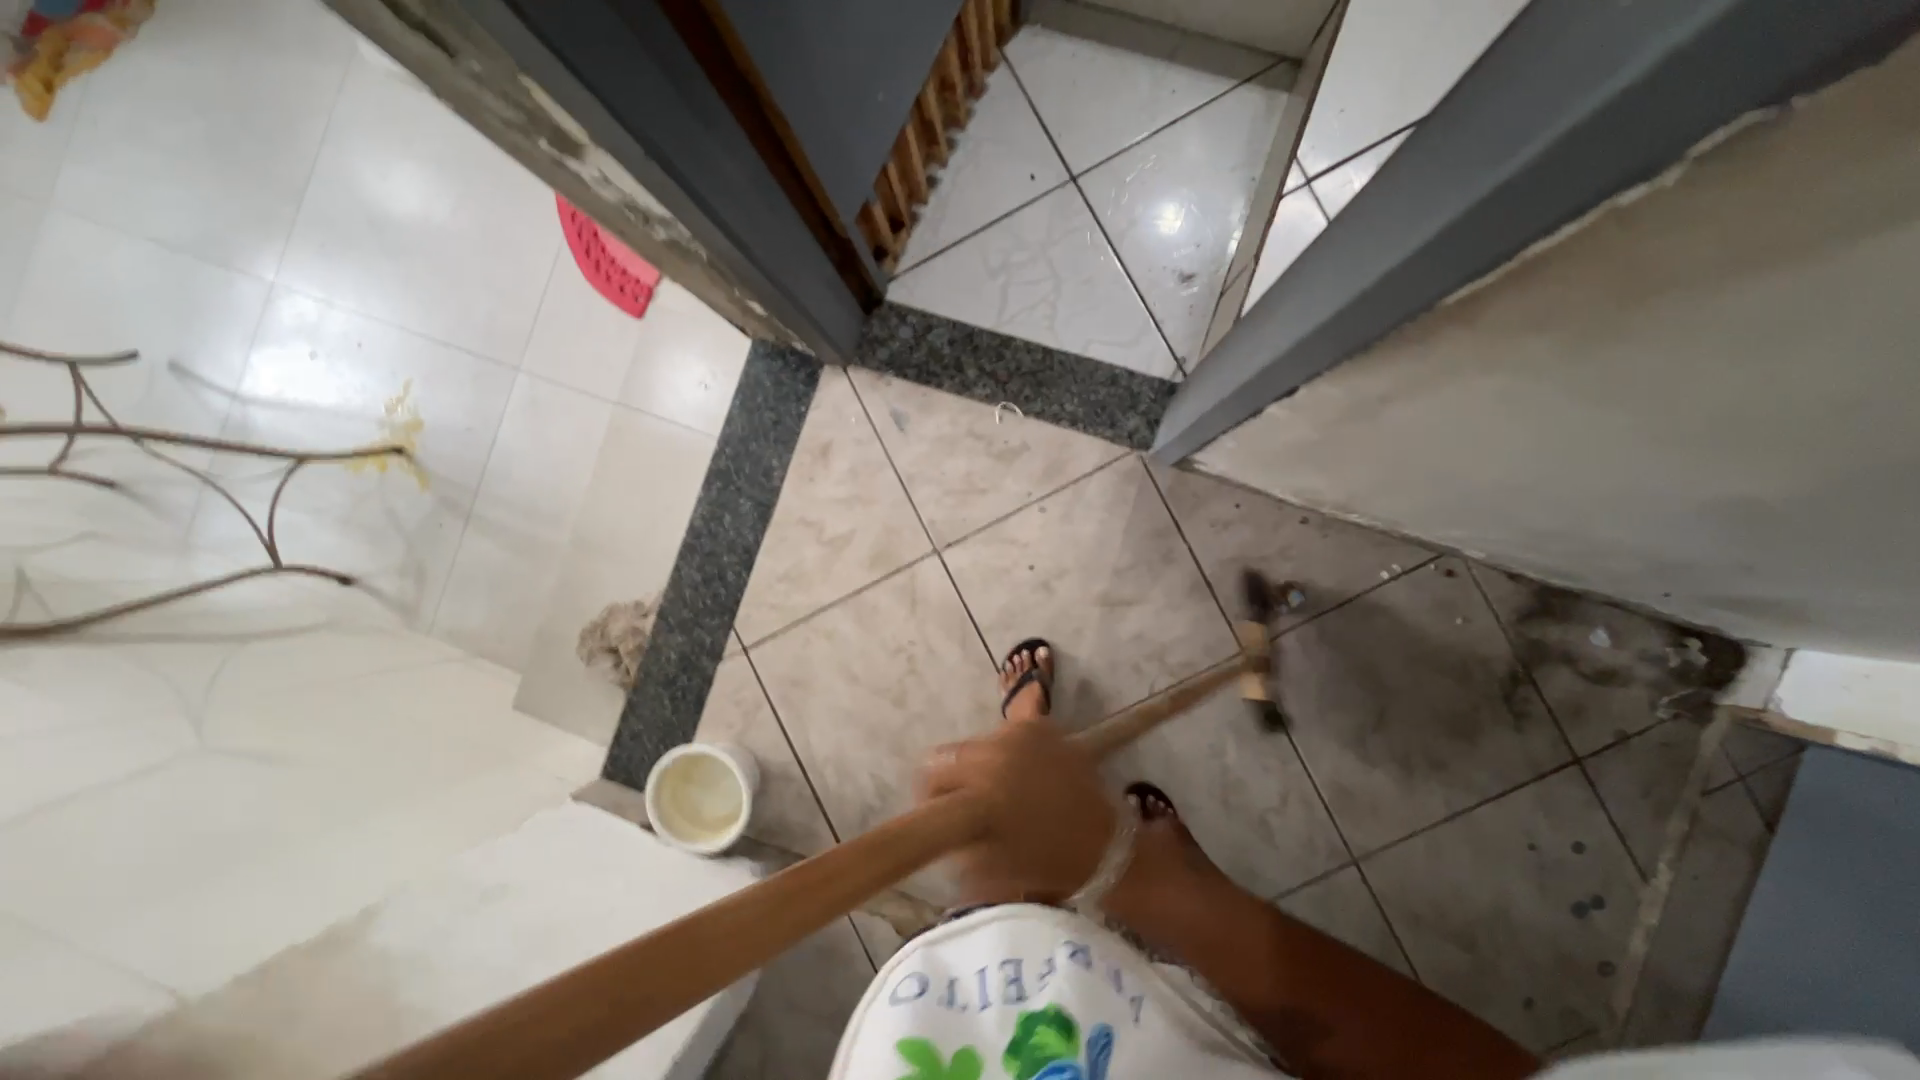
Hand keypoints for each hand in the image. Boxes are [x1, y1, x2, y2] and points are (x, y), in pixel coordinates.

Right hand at [919, 714, 1117, 904]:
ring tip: (999, 792)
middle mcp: (998, 747)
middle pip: (953, 753)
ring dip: (983, 764)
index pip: (931, 771)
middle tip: (966, 806)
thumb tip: (933, 827)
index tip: (935, 814)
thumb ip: (953, 841)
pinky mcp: (1046, 729)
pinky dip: (1010, 752)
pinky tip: (1022, 776)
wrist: (1106, 849)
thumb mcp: (987, 863)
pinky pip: (1011, 735)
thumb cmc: (1045, 863)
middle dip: (954, 779)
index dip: (929, 795)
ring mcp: (1025, 733)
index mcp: (980, 780)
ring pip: (982, 743)